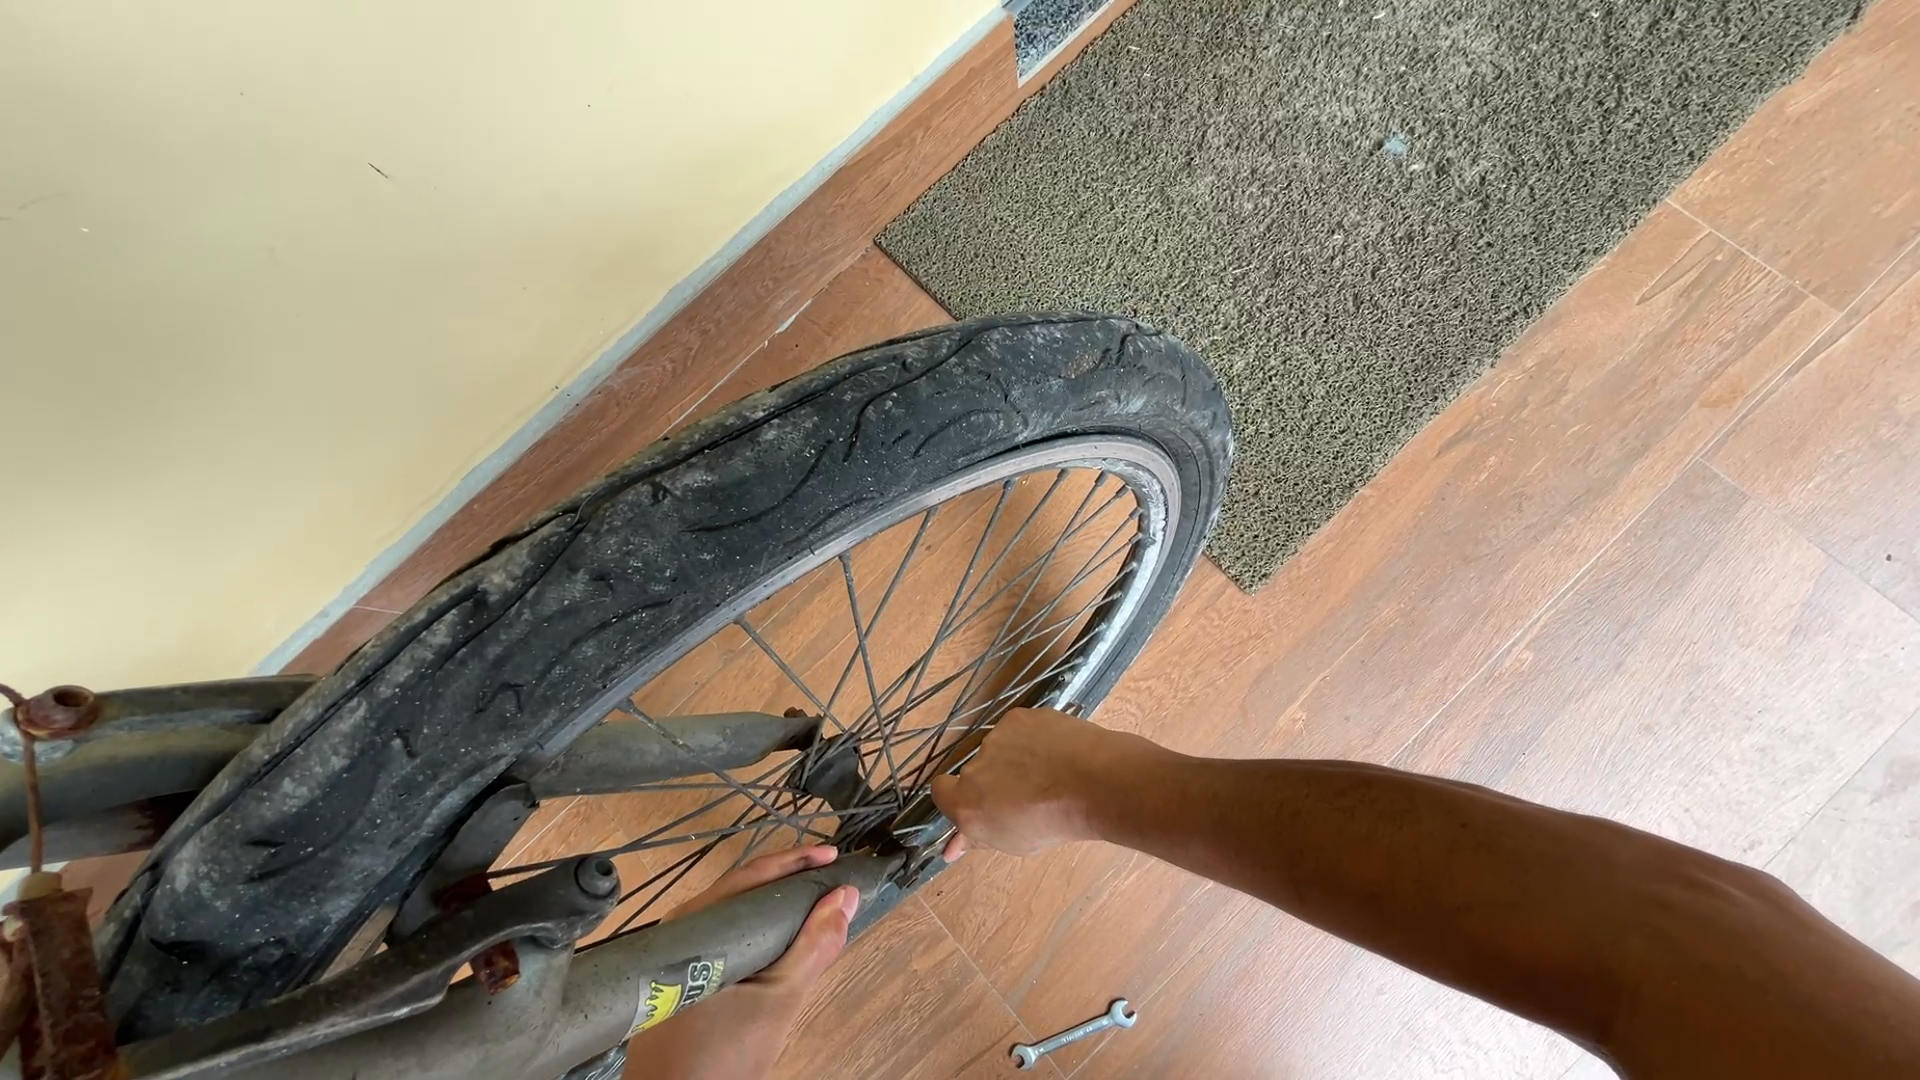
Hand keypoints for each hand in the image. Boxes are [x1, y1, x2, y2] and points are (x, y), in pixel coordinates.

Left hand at [625, 846, 858, 1079]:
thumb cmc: (721, 1055)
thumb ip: (814, 945)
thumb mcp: (780, 999)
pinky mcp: (682, 977)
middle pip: (744, 888)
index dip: (797, 861)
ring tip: (814, 903)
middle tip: (830, 878)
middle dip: (790, 879)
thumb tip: (848, 895)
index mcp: (700, 923)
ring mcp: (679, 953)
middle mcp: (683, 928)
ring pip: (737, 913)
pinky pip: (729, 936)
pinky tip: (782, 939)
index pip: (754, 874)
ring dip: (776, 905)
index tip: (834, 856)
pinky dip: (761, 930)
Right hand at [931, 707, 1166, 856]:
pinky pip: (1019, 729)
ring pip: (999, 748)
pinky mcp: (1019, 716)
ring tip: (1050, 772)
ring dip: (1015, 758)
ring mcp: (996, 737)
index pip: (940, 791)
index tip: (982, 803)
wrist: (1094, 781)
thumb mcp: (1014, 842)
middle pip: (976, 771)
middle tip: (1027, 794)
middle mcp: (973, 767)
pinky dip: (1032, 738)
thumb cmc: (1053, 822)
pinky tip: (1055, 750)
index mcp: (966, 803)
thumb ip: (978, 837)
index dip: (957, 796)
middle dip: (995, 780)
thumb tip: (952, 848)